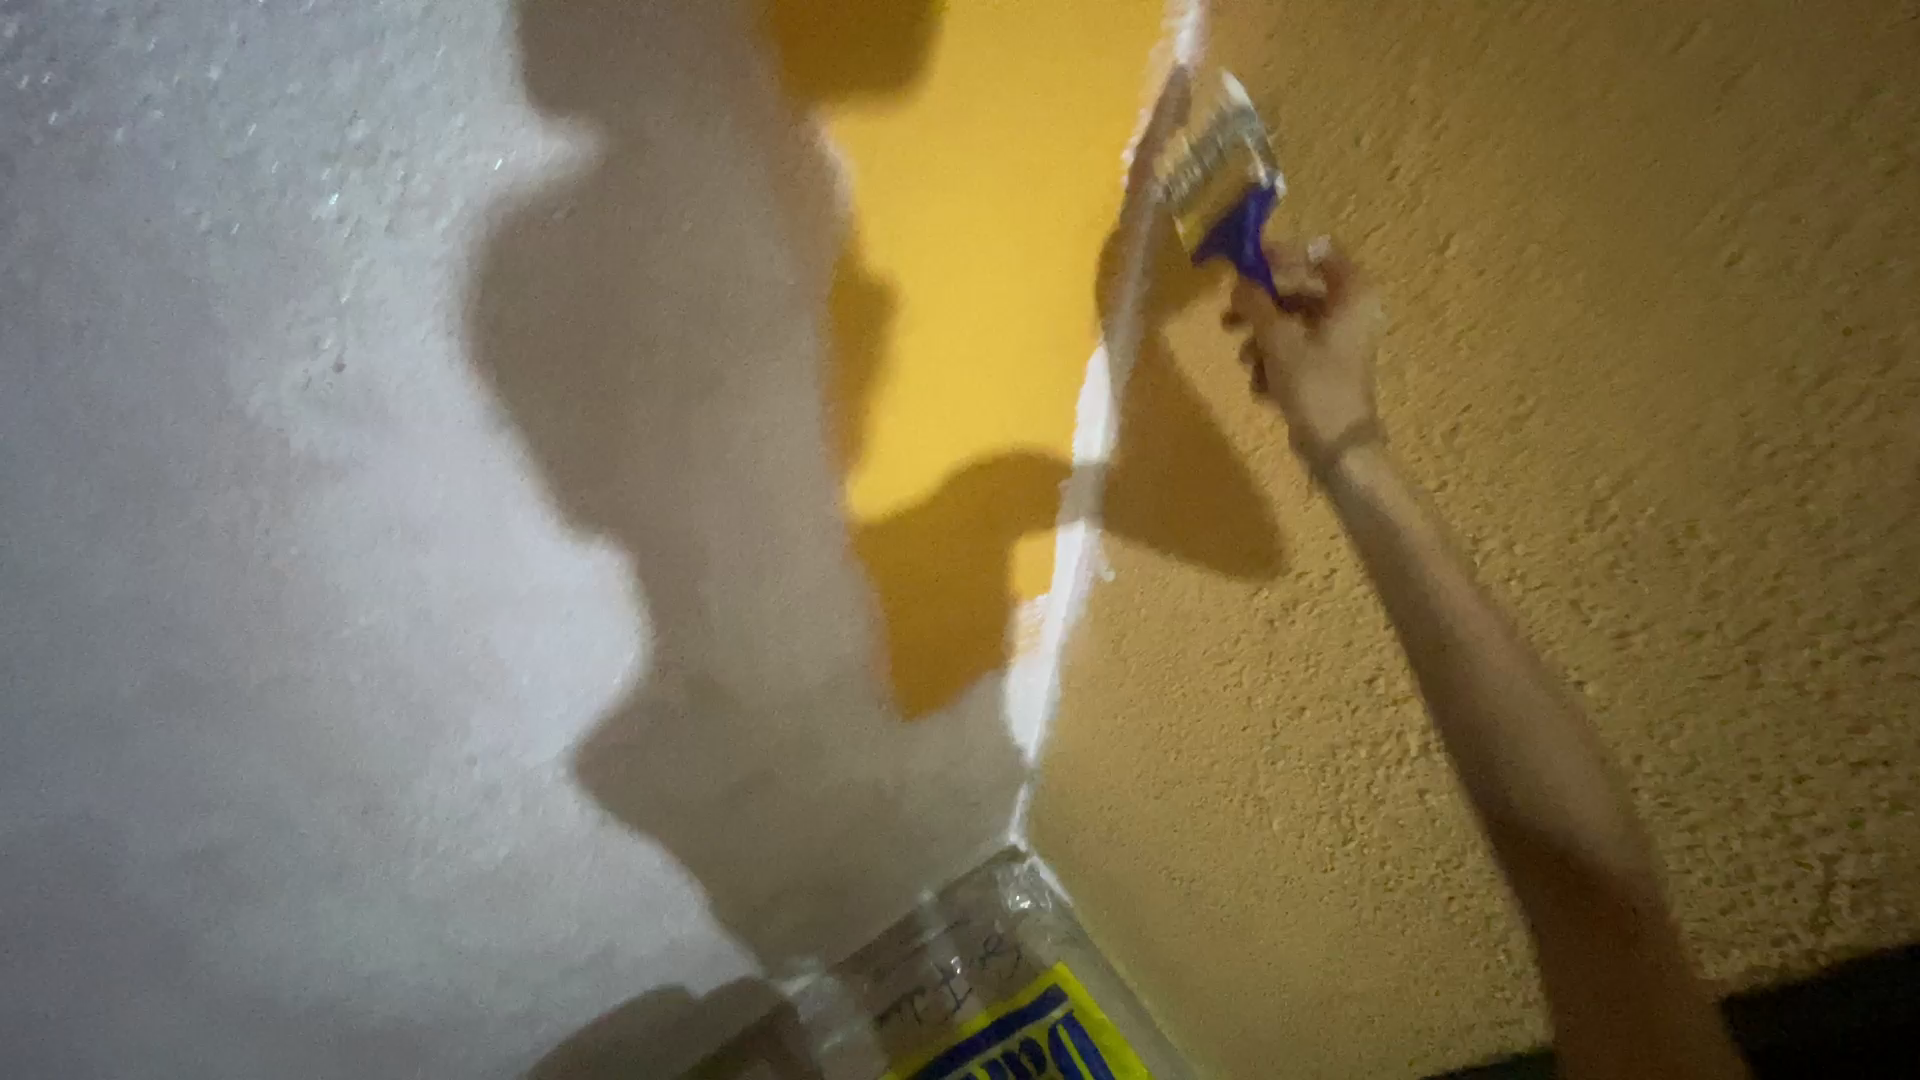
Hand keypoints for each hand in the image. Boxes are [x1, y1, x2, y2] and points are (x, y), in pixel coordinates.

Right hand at [1225, 238, 1384, 468]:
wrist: (1335, 443)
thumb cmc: (1314, 384)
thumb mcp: (1278, 340)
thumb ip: (1257, 304)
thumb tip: (1239, 279)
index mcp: (1352, 293)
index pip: (1319, 253)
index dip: (1282, 256)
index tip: (1247, 266)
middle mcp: (1349, 310)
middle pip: (1296, 292)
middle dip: (1260, 308)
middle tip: (1228, 318)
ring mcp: (1336, 341)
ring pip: (1288, 324)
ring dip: (1260, 341)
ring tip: (1245, 362)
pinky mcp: (1323, 367)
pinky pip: (1290, 351)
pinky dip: (1272, 364)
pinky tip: (1263, 387)